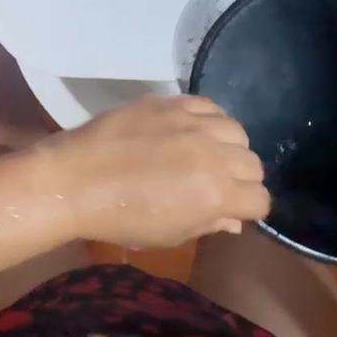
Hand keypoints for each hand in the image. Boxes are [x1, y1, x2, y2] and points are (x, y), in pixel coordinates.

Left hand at [31, 95, 270, 248]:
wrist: (76, 180)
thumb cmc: (121, 218)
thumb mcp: (171, 233)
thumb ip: (210, 223)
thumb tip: (234, 218)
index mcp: (216, 194)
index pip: (260, 199)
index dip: (249, 208)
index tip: (234, 209)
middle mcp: (211, 153)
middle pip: (252, 163)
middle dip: (241, 178)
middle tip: (218, 183)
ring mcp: (190, 123)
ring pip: (235, 130)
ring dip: (228, 145)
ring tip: (206, 153)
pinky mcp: (169, 102)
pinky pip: (207, 105)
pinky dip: (208, 118)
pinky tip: (193, 129)